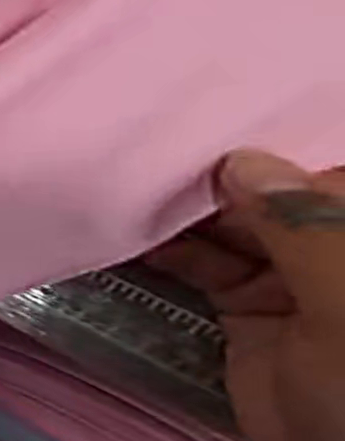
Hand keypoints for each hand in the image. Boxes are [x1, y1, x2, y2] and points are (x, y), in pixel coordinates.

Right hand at [147, 150, 344, 440]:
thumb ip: (309, 234)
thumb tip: (244, 161)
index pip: (338, 183)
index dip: (282, 159)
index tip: (206, 134)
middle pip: (284, 203)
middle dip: (219, 183)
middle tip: (140, 157)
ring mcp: (304, 285)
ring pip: (236, 229)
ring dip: (182, 214)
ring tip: (117, 188)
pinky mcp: (253, 305)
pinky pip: (204, 262)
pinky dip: (164, 247)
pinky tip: (122, 230)